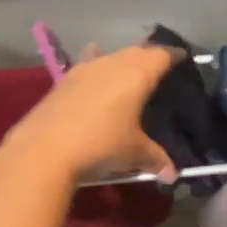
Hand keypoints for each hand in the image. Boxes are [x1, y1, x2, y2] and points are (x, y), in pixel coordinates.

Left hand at [0, 44, 180, 182]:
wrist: (44, 149)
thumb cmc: (101, 144)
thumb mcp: (134, 153)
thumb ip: (155, 159)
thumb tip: (171, 175)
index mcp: (137, 74)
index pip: (161, 55)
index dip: (173, 55)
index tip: (182, 58)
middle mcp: (112, 63)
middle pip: (136, 51)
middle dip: (148, 56)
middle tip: (157, 67)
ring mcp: (84, 69)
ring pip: (109, 55)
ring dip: (120, 60)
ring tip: (126, 71)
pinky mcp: (62, 81)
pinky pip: (87, 66)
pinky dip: (95, 69)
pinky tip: (93, 80)